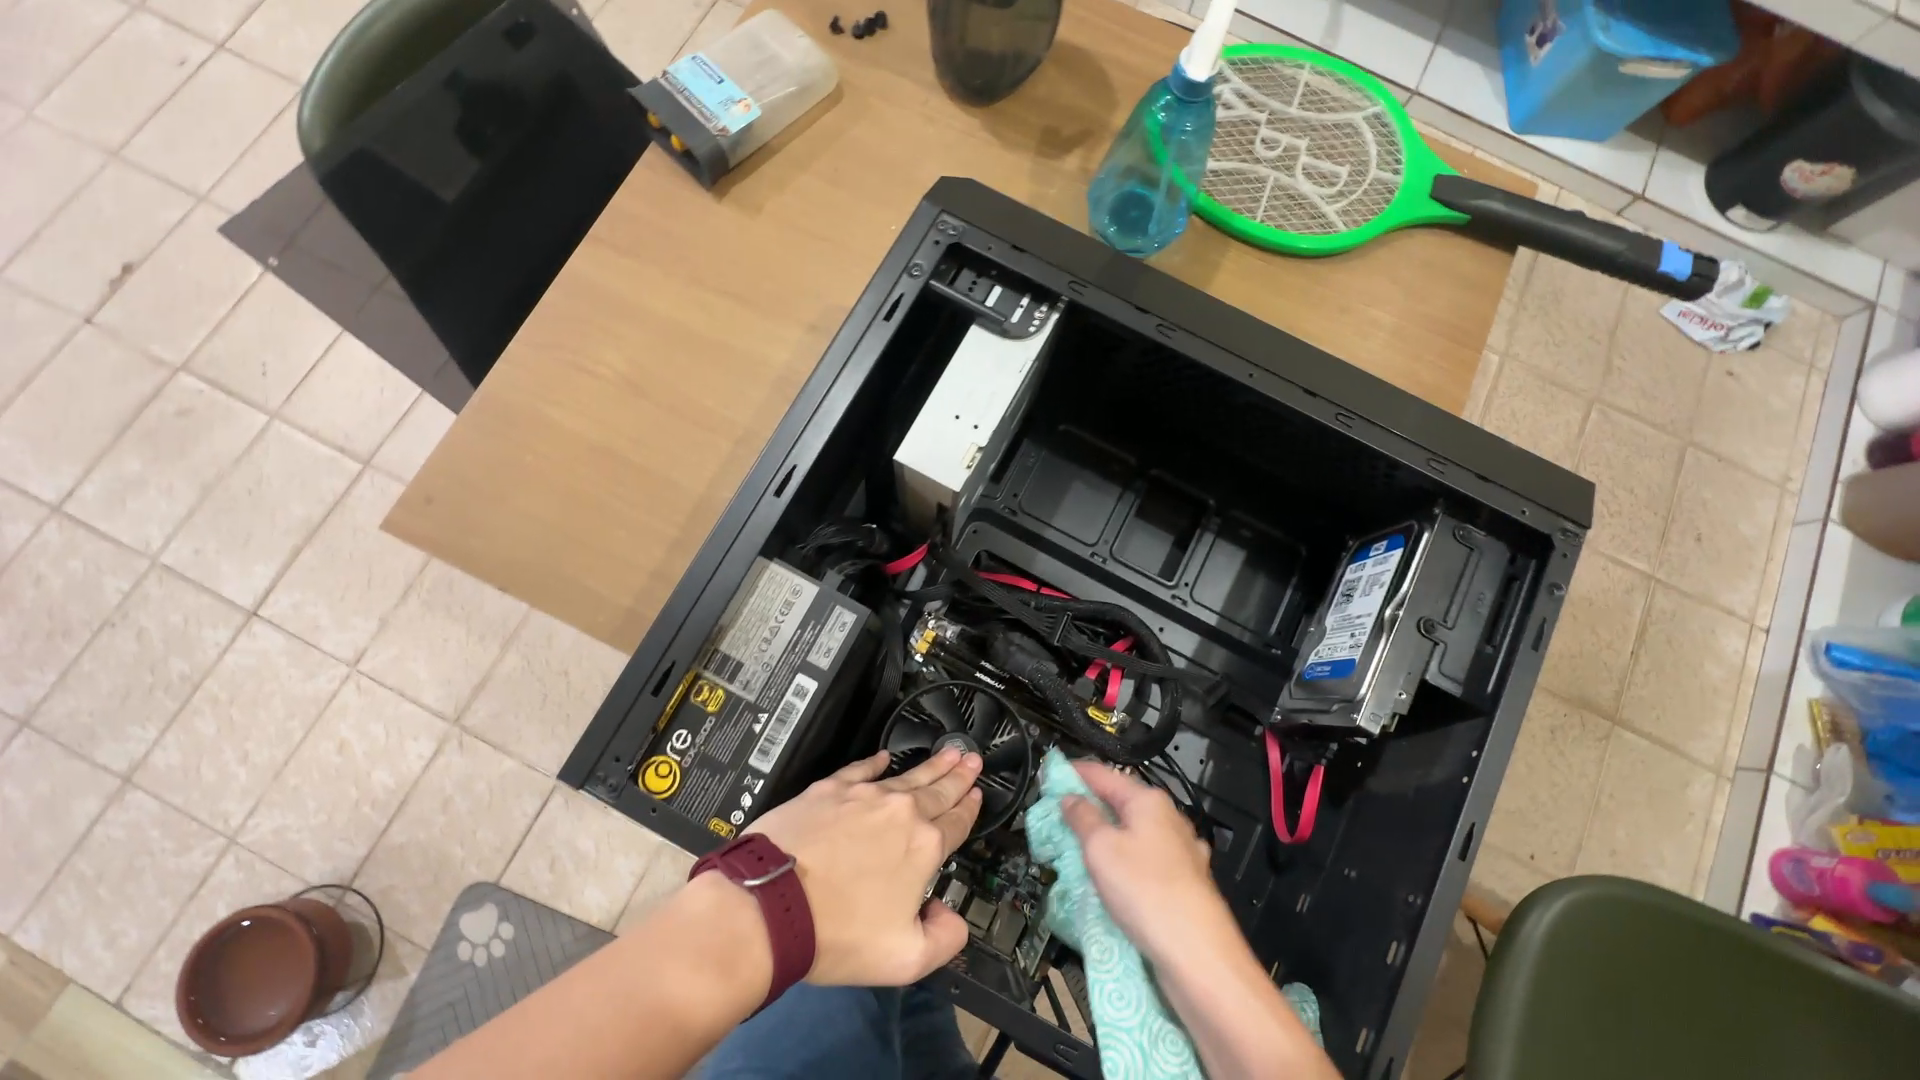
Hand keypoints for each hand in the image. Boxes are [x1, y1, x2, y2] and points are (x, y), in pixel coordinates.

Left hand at [746, 746, 981, 985]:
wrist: (770, 905)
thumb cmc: (839, 935)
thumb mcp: (906, 959)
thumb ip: (945, 939)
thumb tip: (950, 916)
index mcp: (924, 847)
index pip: (956, 823)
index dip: (970, 808)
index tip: (978, 793)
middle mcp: (900, 812)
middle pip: (937, 790)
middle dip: (958, 775)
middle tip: (973, 758)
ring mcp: (862, 797)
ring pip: (906, 776)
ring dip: (930, 765)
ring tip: (948, 752)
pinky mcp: (827, 791)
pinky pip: (859, 770)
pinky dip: (875, 763)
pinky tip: (884, 757)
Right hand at [1060, 761, 1244, 968]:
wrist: (1196, 951)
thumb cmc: (1143, 890)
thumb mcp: (1100, 848)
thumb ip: (1082, 818)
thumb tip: (1071, 798)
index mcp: (1148, 801)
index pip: (1103, 774)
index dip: (1074, 773)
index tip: (1049, 776)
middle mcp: (1170, 818)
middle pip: (1122, 802)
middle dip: (1091, 806)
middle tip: (1058, 816)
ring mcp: (1183, 850)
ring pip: (1136, 832)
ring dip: (1110, 835)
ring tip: (1081, 848)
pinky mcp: (1187, 881)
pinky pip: (1148, 859)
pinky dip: (1128, 860)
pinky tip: (1118, 877)